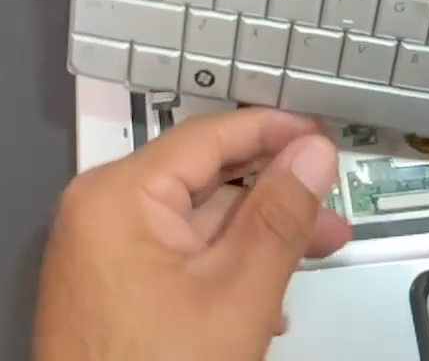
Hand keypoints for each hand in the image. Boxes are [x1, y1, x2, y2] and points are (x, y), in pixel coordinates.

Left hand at [34, 109, 350, 360]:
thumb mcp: (235, 298)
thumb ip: (279, 217)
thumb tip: (313, 152)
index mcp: (117, 194)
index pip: (206, 137)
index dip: (270, 130)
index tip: (318, 133)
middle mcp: (100, 210)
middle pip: (202, 178)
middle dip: (271, 193)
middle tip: (328, 201)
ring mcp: (101, 250)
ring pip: (194, 220)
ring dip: (255, 235)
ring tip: (316, 248)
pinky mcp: (110, 285)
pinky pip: (176, 254)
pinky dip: (222, 265)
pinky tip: (266, 295)